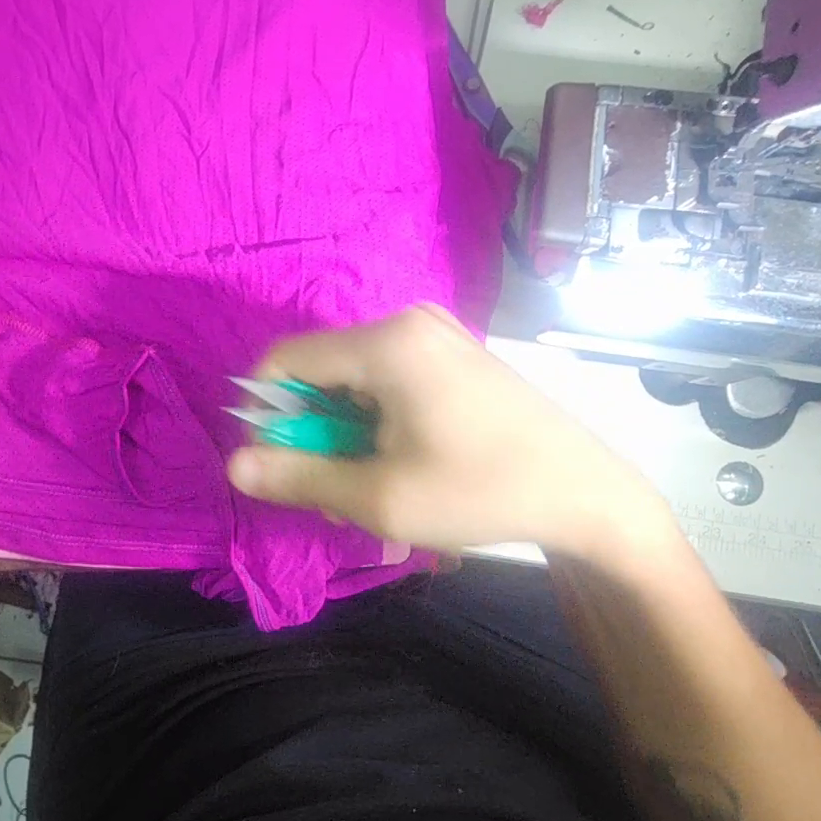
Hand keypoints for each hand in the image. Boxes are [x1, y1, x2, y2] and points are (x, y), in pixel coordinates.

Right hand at [227, 304, 670, 559]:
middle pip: (320, 373)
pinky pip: (385, 383)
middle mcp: (407, 323)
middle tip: (336, 492)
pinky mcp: (453, 354)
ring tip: (372, 487)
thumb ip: (297, 477)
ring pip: (351, 383)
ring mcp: (435, 335)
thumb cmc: (479, 493)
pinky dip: (375, 425)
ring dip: (344, 437)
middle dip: (313, 434)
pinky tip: (399, 465)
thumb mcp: (377, 498)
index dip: (267, 414)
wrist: (586, 496)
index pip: (285, 362)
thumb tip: (233, 464)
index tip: (282, 465)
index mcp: (386, 344)